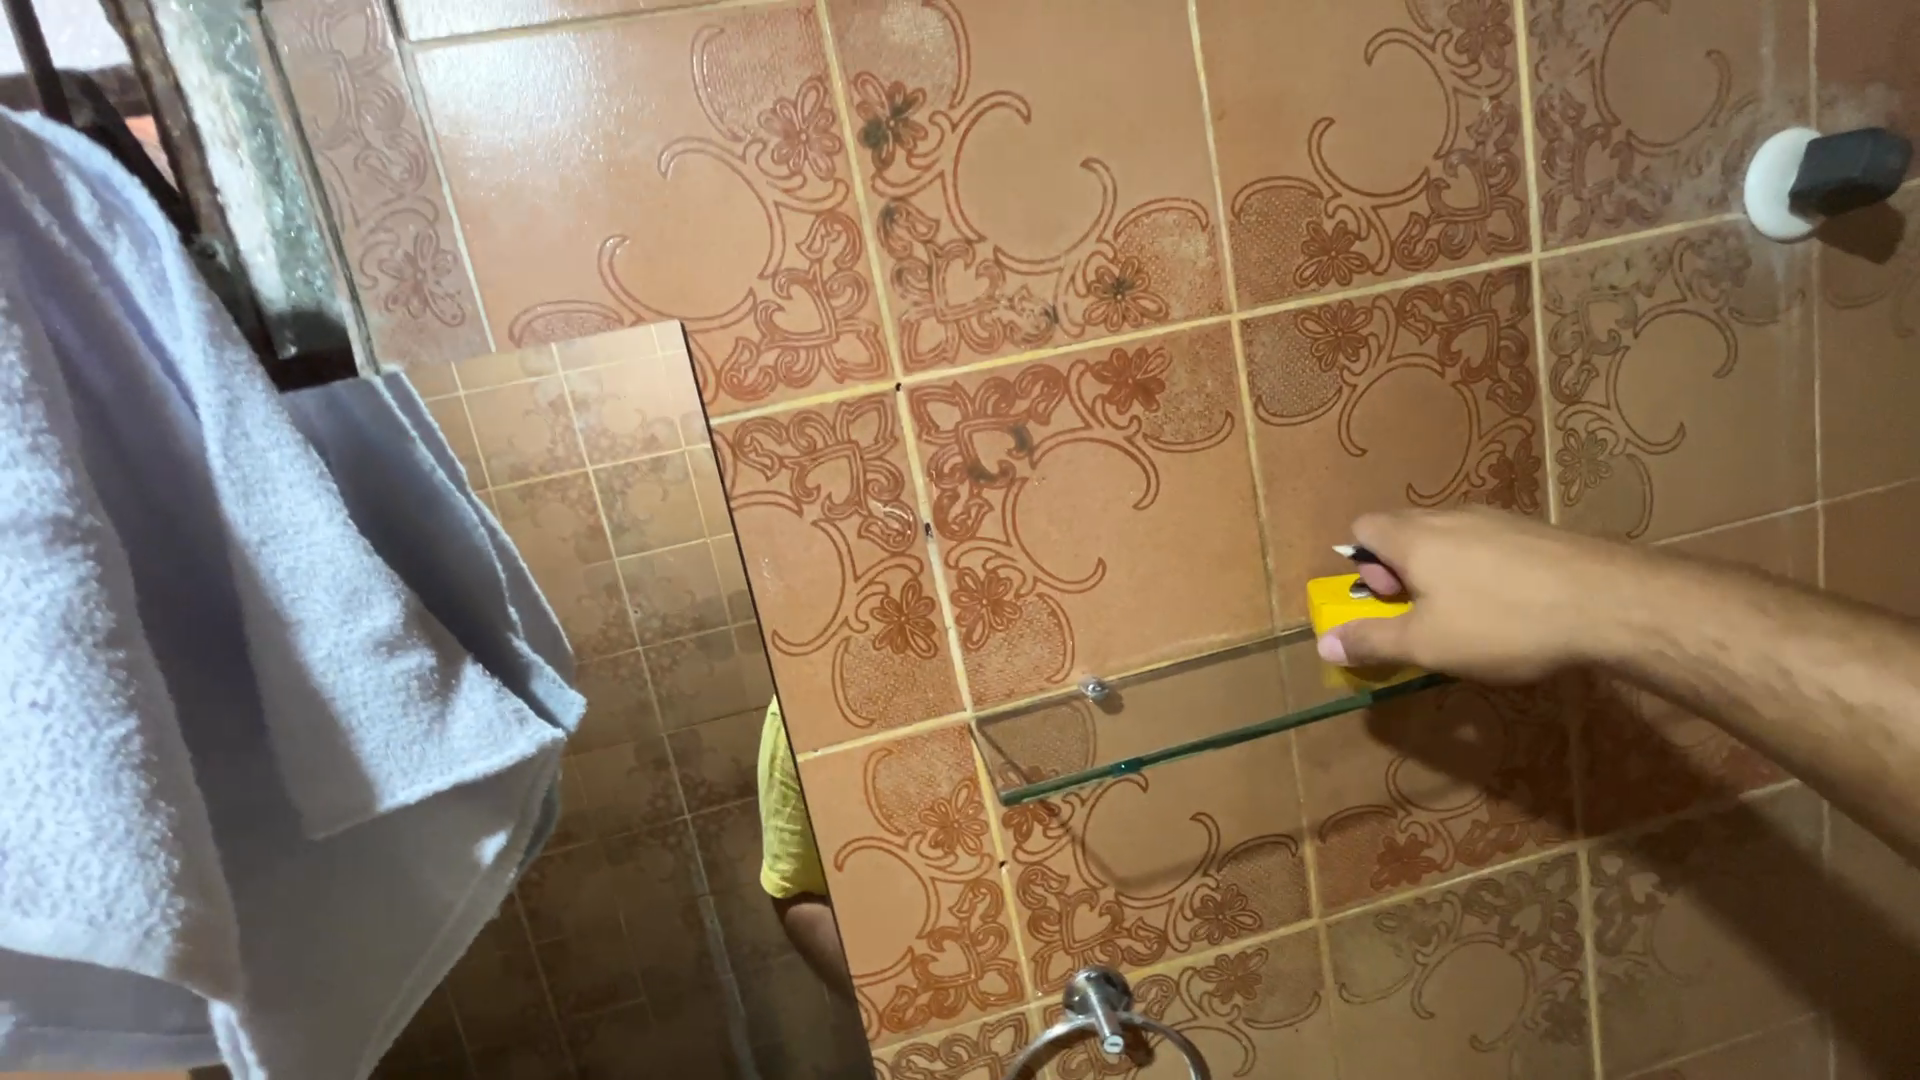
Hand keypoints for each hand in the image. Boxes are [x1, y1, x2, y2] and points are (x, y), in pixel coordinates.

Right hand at [1317, 508, 1630, 682]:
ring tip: (1467, 612)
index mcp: (1412, 538)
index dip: (1362, 562)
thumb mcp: (1426, 644)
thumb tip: (1323, 645)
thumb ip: (1371, 641)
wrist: (1615, 603)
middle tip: (1422, 610)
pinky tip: (1511, 604)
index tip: (1387, 597)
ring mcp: (1496, 519)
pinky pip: (1485, 542)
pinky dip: (1480, 568)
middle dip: (1399, 569)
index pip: (1363, 527)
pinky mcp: (1534, 531)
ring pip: (1445, 537)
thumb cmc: (1502, 622)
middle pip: (1402, 530)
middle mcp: (1448, 517)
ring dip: (1440, 569)